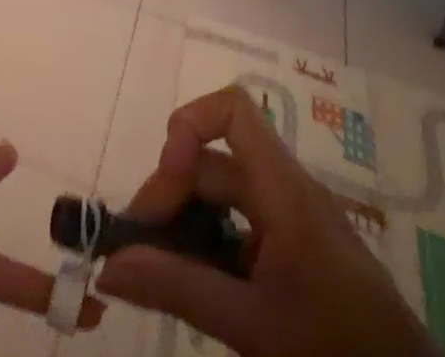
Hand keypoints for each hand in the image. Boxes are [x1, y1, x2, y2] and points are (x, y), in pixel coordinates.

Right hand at [97, 88, 437, 356]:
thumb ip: (177, 289)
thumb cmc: (339, 349)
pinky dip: (202, 241)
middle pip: (210, 161)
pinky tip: (191, 282)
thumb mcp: (253, 326)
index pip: (233, 111)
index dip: (187, 129)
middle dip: (166, 196)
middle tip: (138, 254)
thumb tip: (106, 266)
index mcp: (285, 193)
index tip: (164, 190)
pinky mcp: (290, 248)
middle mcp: (286, 192)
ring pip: (216, 194)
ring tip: (156, 269)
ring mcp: (289, 220)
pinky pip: (233, 223)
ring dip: (180, 221)